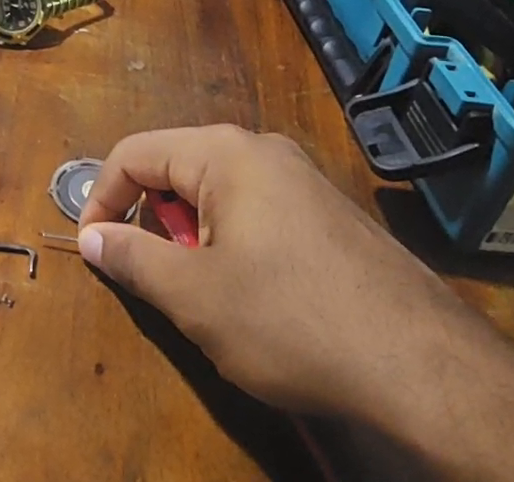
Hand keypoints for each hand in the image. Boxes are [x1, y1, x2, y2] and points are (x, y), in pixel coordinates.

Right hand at [76, 126, 513, 481]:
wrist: (422, 363)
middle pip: (178, 166)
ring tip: (207, 292)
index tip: (93, 246)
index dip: (100, 196)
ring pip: (218, 190)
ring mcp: (303, 177)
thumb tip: (90, 234)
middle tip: (159, 276)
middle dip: (152, 217)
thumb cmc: (290, 319)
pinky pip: (258, 208)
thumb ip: (131, 257)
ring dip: (192, 233)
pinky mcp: (329, 210)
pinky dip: (232, 239)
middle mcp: (264, 149)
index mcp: (225, 153)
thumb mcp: (194, 296)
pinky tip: (257, 293)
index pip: (135, 152)